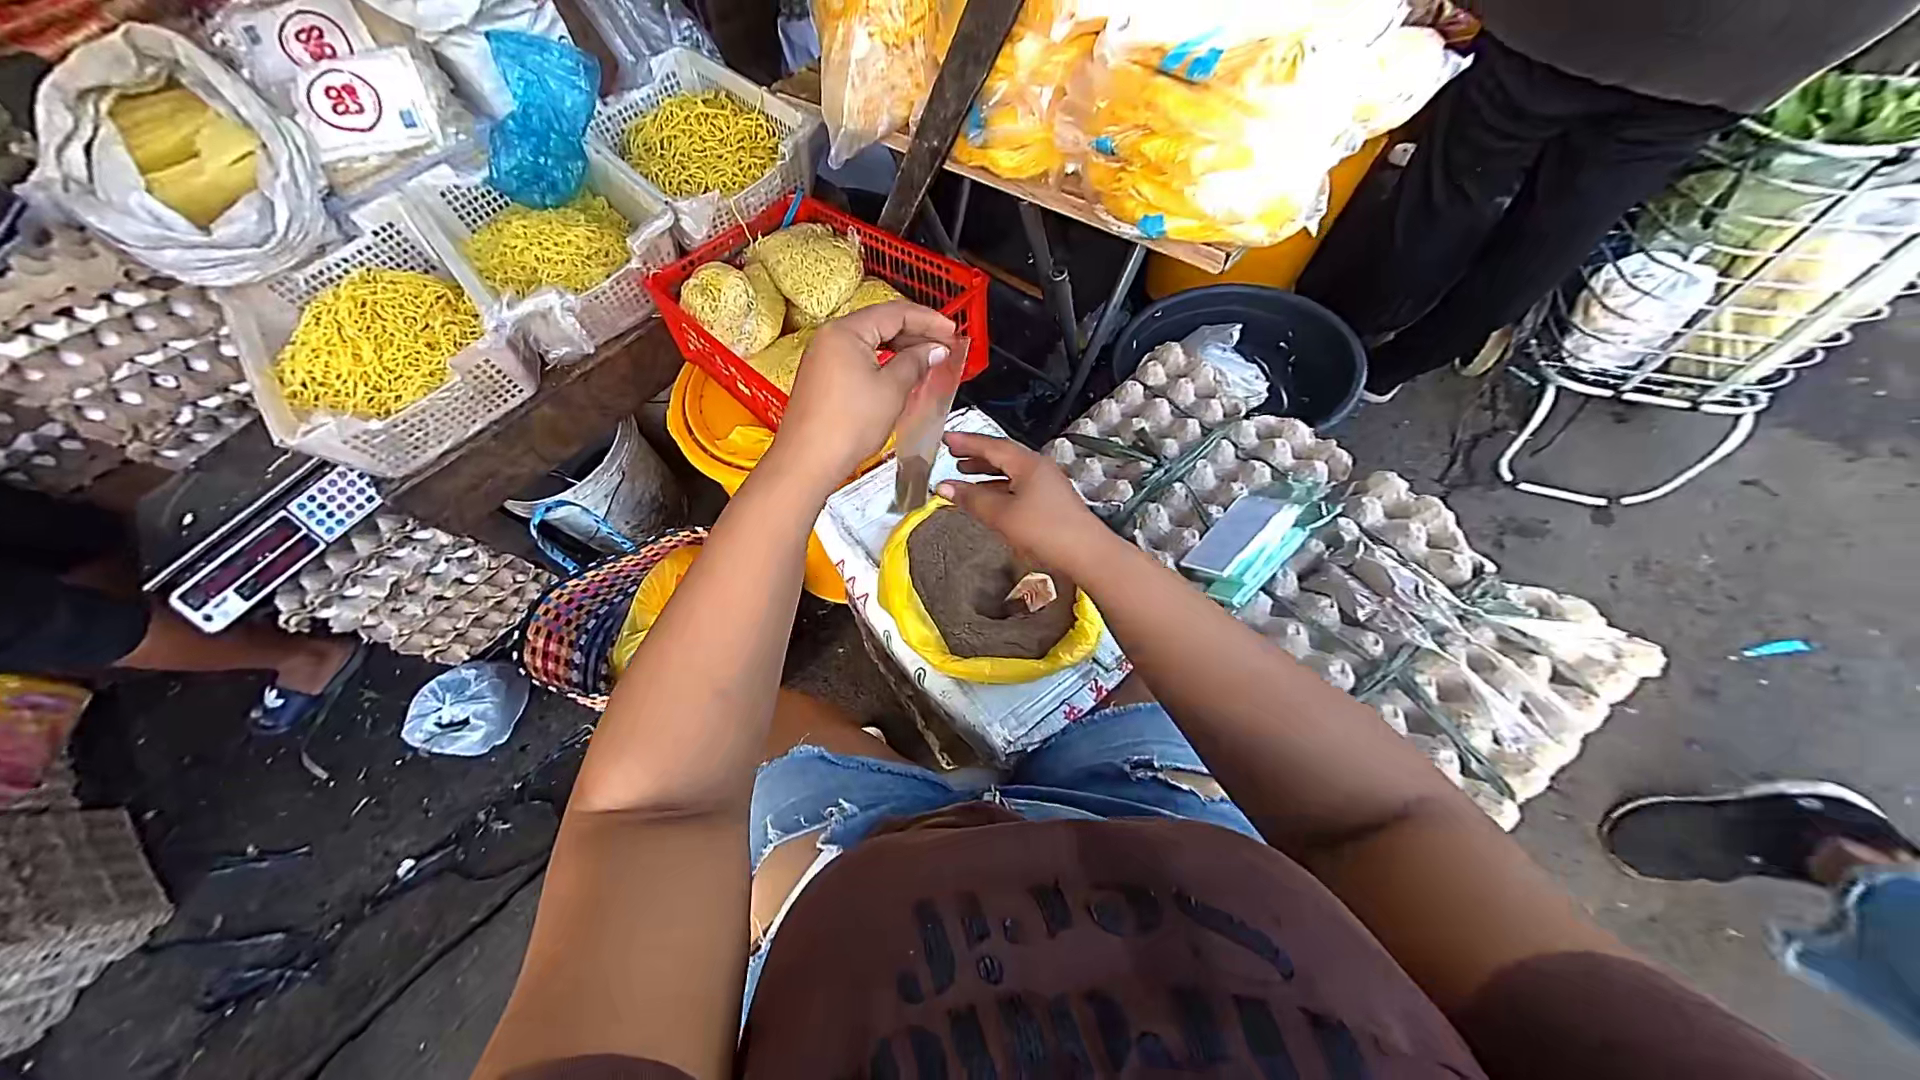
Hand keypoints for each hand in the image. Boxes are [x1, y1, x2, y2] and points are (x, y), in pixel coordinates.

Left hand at [769, 300, 956, 485]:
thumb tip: (933, 350)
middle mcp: (830, 338)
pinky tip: (901, 375)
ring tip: (928, 361)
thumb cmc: (842, 428)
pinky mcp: (823, 377)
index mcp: (845, 332)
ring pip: (871, 342)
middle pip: (882, 324)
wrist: (809, 461)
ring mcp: (824, 358)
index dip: (928, 320)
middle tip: (943, 345)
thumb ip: (916, 362)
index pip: (895, 312)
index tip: (949, 329)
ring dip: (901, 350)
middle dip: (916, 334)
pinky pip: (859, 359)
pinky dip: (883, 363)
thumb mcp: (892, 390)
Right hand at [936, 433, 1117, 574]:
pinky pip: (1018, 487)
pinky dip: (999, 489)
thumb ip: (971, 499)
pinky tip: (989, 500)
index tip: (947, 438)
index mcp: (1028, 464)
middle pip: (1003, 456)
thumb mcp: (1001, 514)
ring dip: (987, 473)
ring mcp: (1047, 485)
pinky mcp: (1051, 503)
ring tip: (966, 475)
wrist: (1086, 555)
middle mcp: (1039, 469)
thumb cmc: (1046, 530)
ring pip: (1011, 472)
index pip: (992, 445)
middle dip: (976, 455)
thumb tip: (944, 487)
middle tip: (954, 454)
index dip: (966, 442)